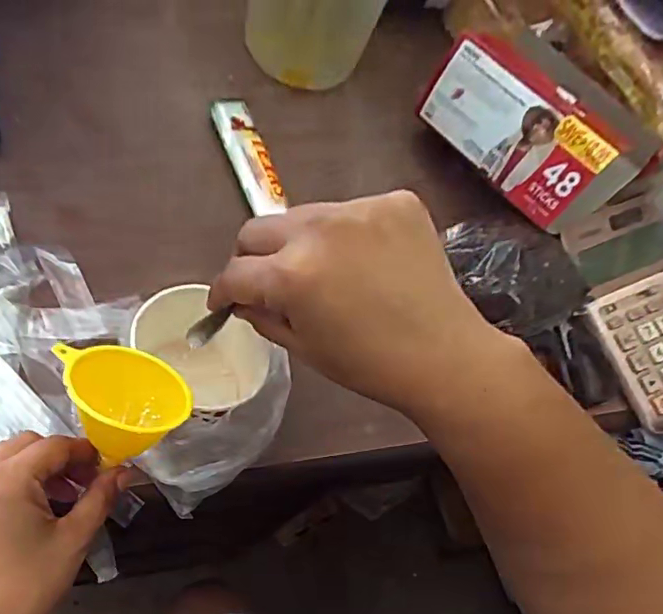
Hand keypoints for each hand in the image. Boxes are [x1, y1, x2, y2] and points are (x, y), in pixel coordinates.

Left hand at [0, 434, 125, 613]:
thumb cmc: (32, 585)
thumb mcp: (74, 539)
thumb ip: (99, 498)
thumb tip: (123, 471)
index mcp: (8, 477)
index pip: (53, 446)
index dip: (84, 452)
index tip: (107, 468)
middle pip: (27, 444)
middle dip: (60, 458)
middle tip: (87, 484)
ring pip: (7, 457)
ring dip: (38, 467)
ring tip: (65, 498)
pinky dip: (16, 479)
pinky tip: (37, 508)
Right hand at [207, 191, 522, 417]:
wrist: (442, 354)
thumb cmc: (367, 364)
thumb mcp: (302, 347)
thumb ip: (264, 316)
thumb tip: (244, 299)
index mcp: (291, 274)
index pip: (235, 272)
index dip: (221, 292)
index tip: (222, 302)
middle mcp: (319, 229)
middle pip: (257, 229)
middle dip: (250, 259)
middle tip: (263, 284)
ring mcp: (359, 209)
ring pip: (302, 216)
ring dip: (296, 243)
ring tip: (318, 273)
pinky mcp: (395, 201)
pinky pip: (347, 213)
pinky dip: (342, 236)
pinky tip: (360, 263)